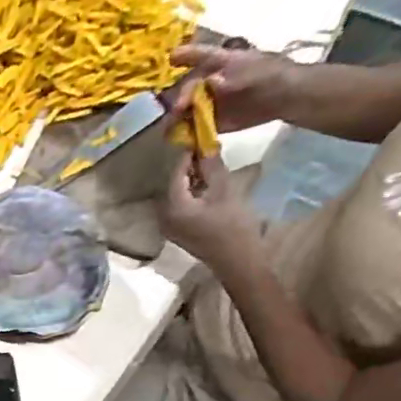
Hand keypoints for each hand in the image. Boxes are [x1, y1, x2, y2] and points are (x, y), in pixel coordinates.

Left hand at [155, 153, 264, 269]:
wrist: (237, 261)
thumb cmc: (233, 226)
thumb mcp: (224, 191)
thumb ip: (212, 167)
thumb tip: (205, 145)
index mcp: (172, 207)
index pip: (175, 173)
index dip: (187, 155)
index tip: (199, 138)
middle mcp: (163, 216)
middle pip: (172, 183)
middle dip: (188, 167)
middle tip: (207, 151)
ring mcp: (168, 225)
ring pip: (175, 194)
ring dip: (190, 180)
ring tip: (209, 166)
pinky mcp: (176, 230)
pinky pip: (178, 205)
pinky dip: (190, 193)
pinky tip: (206, 186)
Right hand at [170, 44, 303, 132]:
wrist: (286, 98)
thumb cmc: (271, 76)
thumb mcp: (253, 73)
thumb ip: (230, 79)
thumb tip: (209, 81)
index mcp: (221, 63)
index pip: (201, 56)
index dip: (186, 56)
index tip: (171, 58)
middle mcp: (209, 82)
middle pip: (188, 88)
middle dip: (179, 99)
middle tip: (176, 111)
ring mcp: (210, 102)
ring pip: (187, 110)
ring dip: (178, 120)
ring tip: (171, 130)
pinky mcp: (213, 121)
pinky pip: (195, 127)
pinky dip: (188, 134)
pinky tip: (183, 139)